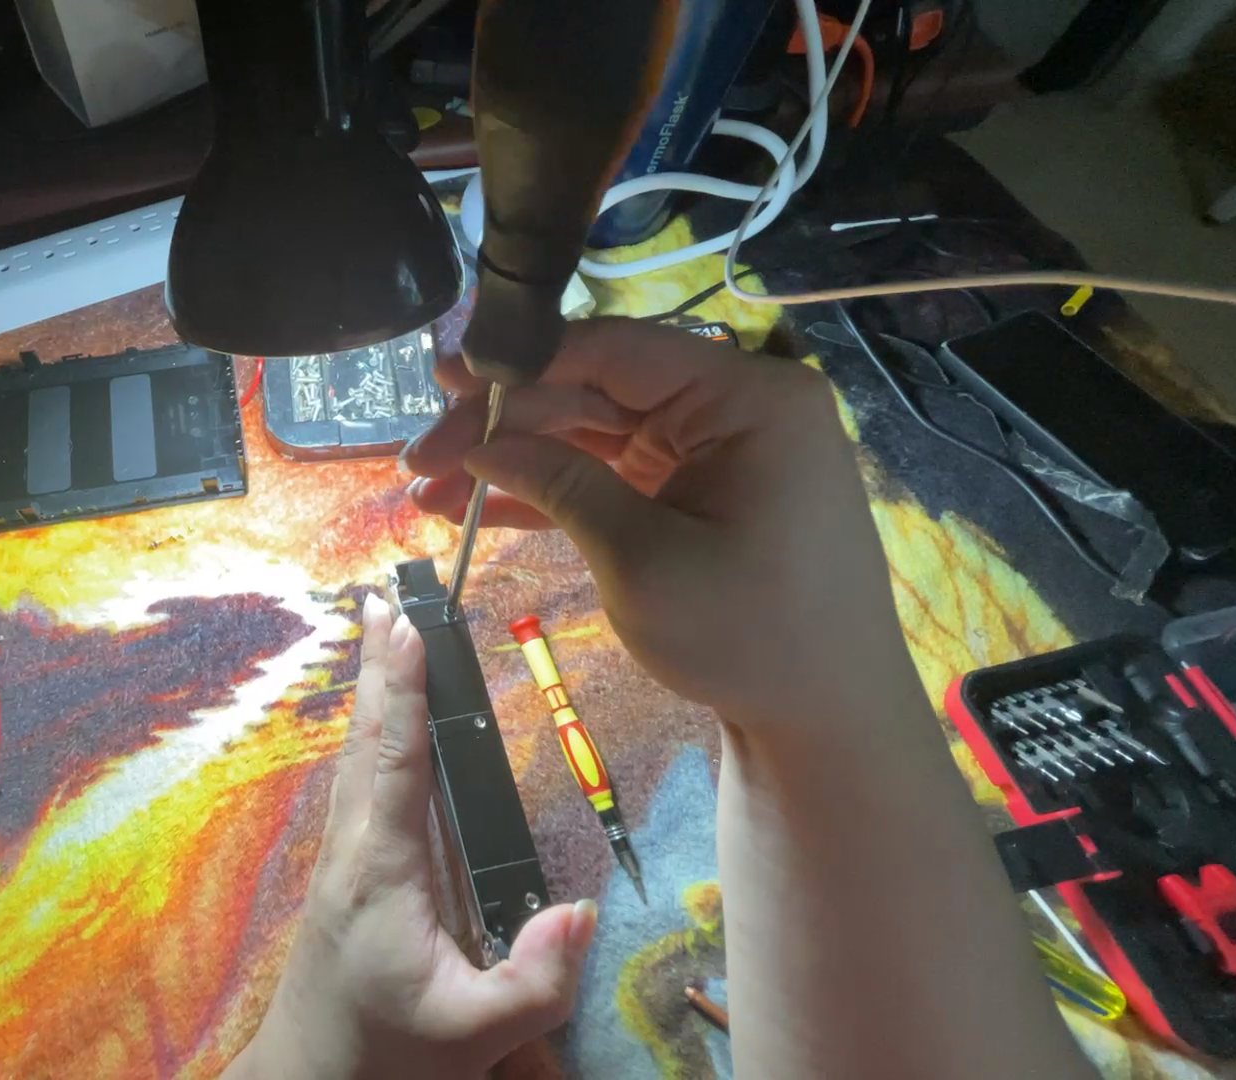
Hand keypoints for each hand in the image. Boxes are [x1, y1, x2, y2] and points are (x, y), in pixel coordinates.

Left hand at [230, 595, 596, 1079]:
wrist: (311, 1070)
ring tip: (377, 633)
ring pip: (357, 747)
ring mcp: (345, 844)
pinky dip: (369, 723)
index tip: (409, 629)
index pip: (396, 757)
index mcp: (381, 864)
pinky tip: (377, 711)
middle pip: (368, 734)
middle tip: (382, 602)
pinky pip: (358, 770)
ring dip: (371, 686)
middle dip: (378, 665)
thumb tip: (582, 910)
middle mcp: (355, 839)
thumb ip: (534, 980)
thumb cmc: (385, 1051)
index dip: (404, 689)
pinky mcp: (348, 854)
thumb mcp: (472, 1033)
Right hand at [405, 318, 915, 734]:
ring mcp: (699, 452)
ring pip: (582, 436)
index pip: (614, 351)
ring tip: (428, 495)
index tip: (445, 376)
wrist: (817, 717)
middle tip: (418, 459)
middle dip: (499, 428)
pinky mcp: (679, 492)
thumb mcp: (641, 558)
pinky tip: (472, 509)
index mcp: (743, 398)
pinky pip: (600, 476)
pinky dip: (540, 494)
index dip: (521, 361)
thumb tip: (478, 444)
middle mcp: (723, 409)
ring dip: (507, 464)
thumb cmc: (748, 636)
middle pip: (588, 393)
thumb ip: (559, 484)